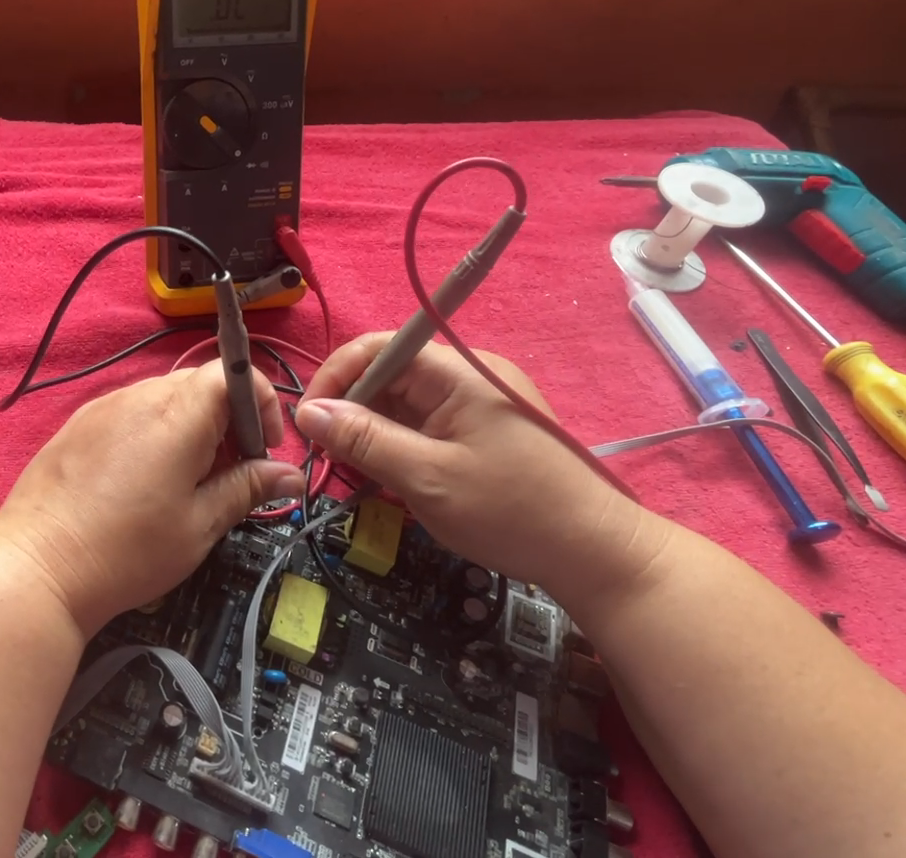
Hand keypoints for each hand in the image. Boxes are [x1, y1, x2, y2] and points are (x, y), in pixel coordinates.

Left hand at [0, 365, 304, 635]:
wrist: (37, 565)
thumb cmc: (127, 550)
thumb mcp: (199, 525)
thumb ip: (246, 489)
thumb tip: (288, 474)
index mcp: (178, 413)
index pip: (233, 372)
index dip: (260, 403)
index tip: (264, 450)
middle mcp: (139, 396)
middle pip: (199, 385)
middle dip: (227, 421)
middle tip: (229, 474)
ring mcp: (103, 406)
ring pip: (163, 399)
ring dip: (189, 427)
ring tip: (185, 482)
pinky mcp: (78, 423)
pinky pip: (130, 412)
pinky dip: (152, 432)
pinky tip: (142, 480)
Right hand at [295, 335, 670, 606]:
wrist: (597, 556)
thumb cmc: (512, 512)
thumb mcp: (427, 477)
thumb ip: (364, 440)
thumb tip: (308, 412)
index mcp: (457, 372)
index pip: (378, 348)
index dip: (335, 377)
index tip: (308, 423)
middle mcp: (465, 377)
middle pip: (386, 376)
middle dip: (349, 414)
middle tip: (327, 460)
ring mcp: (475, 404)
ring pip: (400, 405)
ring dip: (370, 436)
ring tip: (355, 477)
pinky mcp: (480, 430)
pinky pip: (422, 426)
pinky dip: (396, 449)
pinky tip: (386, 481)